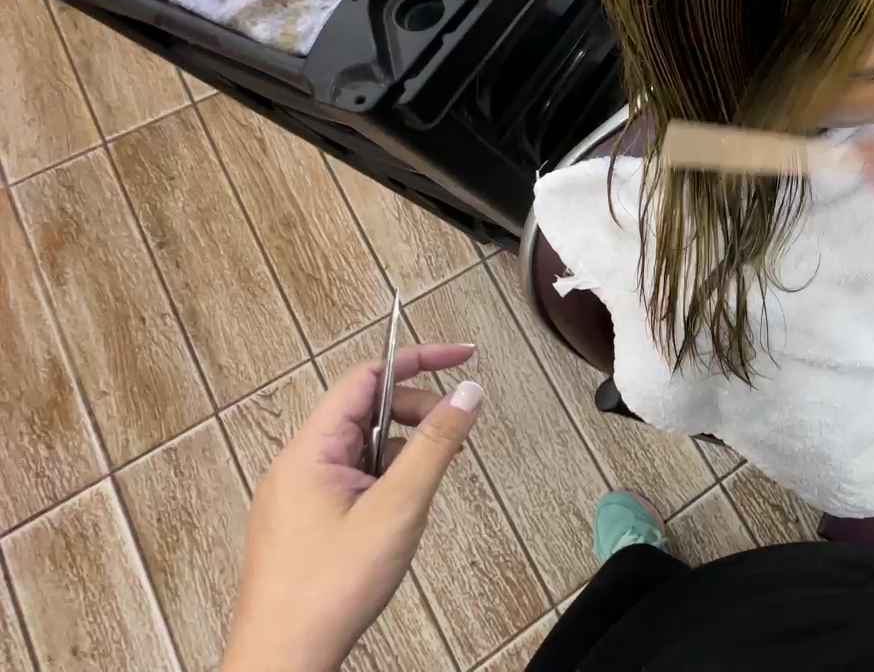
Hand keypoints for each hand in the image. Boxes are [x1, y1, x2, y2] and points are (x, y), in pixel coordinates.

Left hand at [221, 343, 483, 671]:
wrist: (285, 663)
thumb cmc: (327, 592)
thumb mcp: (399, 505)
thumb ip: (437, 441)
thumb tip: (467, 391)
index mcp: (310, 454)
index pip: (366, 376)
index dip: (418, 359)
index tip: (462, 355)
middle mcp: (299, 466)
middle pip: (369, 406)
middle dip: (420, 409)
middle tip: (454, 428)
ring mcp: (302, 493)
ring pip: (367, 442)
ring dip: (407, 446)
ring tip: (426, 480)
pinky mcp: (310, 517)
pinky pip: (360, 472)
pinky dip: (392, 473)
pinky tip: (404, 504)